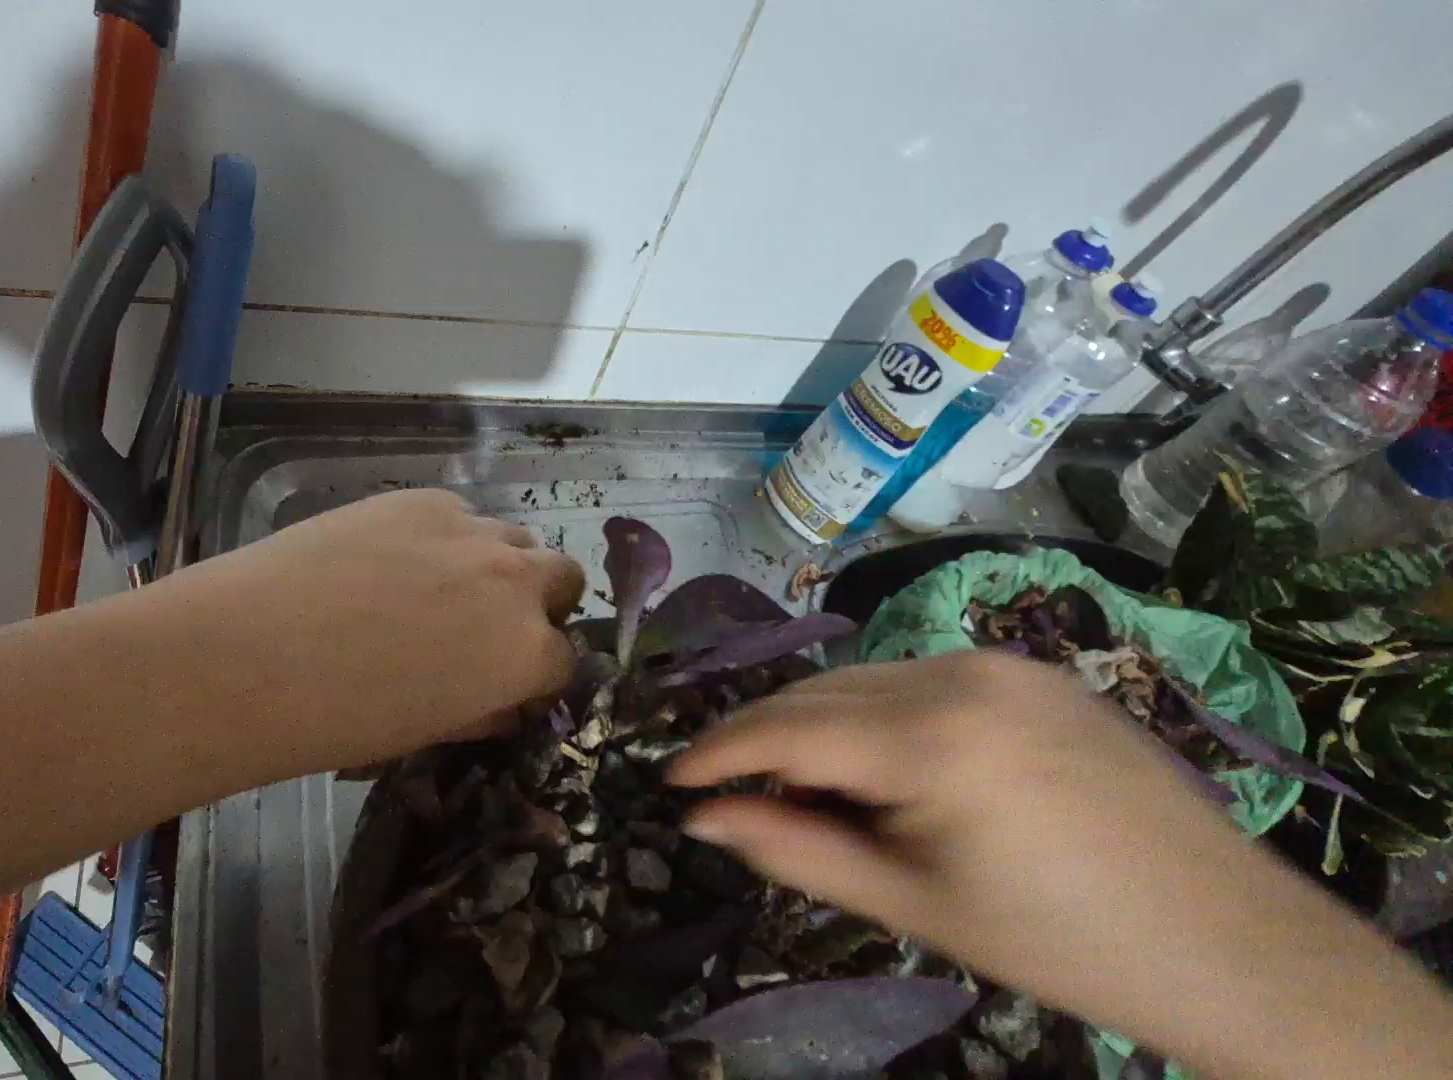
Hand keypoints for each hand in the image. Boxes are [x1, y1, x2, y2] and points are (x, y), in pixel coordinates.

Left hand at [171, 488, 584, 772]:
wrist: (250, 654)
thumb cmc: (341, 720)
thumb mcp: (429, 731)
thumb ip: (484, 712)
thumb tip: (507, 704)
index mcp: (526, 651)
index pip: (567, 659)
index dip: (542, 674)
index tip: (516, 683)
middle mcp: (515, 581)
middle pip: (564, 578)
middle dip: (543, 604)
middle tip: (491, 627)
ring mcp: (468, 530)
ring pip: (515, 538)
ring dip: (499, 564)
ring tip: (442, 590)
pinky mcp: (418, 499)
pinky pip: (459, 516)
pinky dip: (449, 539)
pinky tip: (396, 562)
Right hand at [667, 650, 1452, 1079]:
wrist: (1238, 945)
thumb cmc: (1060, 943)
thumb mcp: (911, 904)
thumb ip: (794, 849)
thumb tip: (704, 817)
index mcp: (930, 737)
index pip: (784, 728)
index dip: (718, 751)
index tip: (671, 777)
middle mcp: (955, 674)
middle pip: (815, 693)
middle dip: (760, 738)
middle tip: (729, 792)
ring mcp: (995, 663)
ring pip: (859, 680)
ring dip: (813, 725)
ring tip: (800, 785)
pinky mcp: (1024, 669)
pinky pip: (911, 679)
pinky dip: (869, 713)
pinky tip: (874, 762)